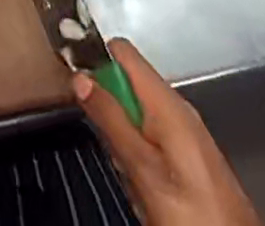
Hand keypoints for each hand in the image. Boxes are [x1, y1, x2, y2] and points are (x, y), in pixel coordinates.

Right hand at [76, 39, 261, 225]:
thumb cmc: (190, 213)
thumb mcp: (143, 168)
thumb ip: (111, 120)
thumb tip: (80, 78)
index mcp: (167, 102)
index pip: (124, 53)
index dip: (96, 58)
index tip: (74, 79)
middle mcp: (178, 107)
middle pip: (129, 82)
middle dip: (107, 103)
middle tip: (100, 138)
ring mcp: (185, 129)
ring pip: (137, 110)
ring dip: (120, 131)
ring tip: (122, 168)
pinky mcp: (188, 151)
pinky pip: (150, 132)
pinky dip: (136, 147)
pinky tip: (139, 179)